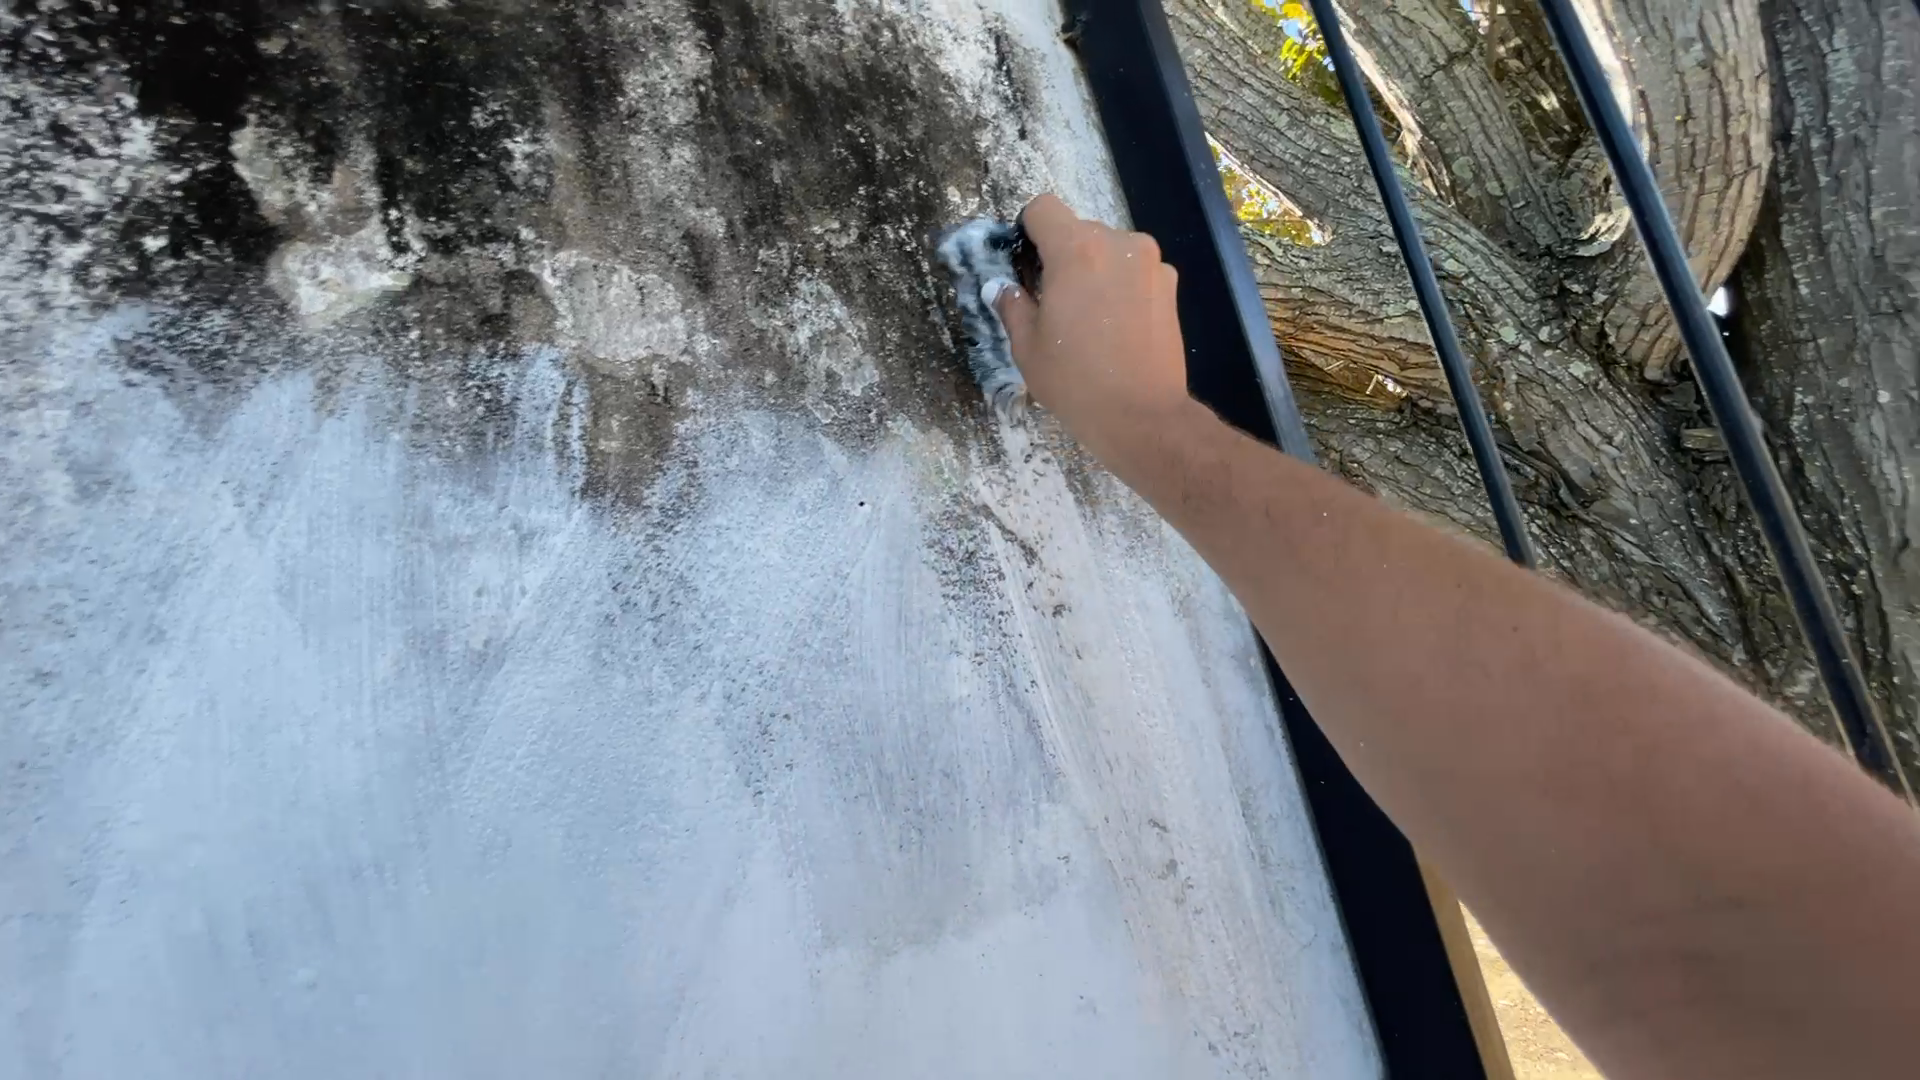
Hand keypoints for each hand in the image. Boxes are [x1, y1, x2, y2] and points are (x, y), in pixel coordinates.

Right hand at [994, 195, 1192, 456]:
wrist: (1140, 415)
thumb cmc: (1075, 382)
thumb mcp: (1027, 347)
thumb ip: (1012, 306)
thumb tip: (1001, 287)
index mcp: (1077, 250)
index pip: (1043, 209)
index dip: (1027, 232)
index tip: (1026, 266)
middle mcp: (1118, 243)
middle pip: (1078, 231)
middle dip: (1061, 258)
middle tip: (1054, 304)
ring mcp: (1150, 262)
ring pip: (1108, 252)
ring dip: (1093, 272)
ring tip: (1089, 321)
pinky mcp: (1170, 286)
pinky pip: (1133, 272)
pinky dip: (1120, 288)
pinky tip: (1116, 329)